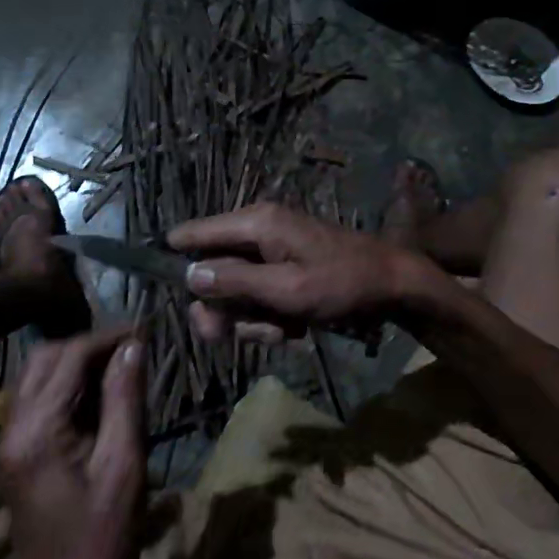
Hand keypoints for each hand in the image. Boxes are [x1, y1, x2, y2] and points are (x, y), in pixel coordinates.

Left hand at [0, 328, 144, 558]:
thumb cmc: (102, 541)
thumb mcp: (123, 467)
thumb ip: (124, 400)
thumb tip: (133, 346)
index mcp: (34, 431)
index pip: (68, 358)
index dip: (106, 338)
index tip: (142, 331)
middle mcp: (11, 429)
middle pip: (45, 359)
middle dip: (87, 345)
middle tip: (129, 348)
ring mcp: (8, 443)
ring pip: (38, 376)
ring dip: (75, 363)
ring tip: (118, 366)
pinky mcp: (16, 456)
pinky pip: (37, 400)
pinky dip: (66, 386)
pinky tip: (98, 396)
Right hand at [167, 203, 424, 343]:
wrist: (393, 286)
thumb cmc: (342, 284)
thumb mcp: (287, 291)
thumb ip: (235, 283)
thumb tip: (187, 275)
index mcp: (255, 223)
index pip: (193, 233)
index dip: (175, 261)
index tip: (165, 292)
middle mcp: (256, 230)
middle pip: (211, 271)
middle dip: (223, 308)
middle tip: (232, 335)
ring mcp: (270, 251)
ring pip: (234, 291)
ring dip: (251, 318)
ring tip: (282, 329)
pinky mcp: (282, 269)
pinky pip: (257, 296)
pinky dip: (269, 317)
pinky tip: (294, 326)